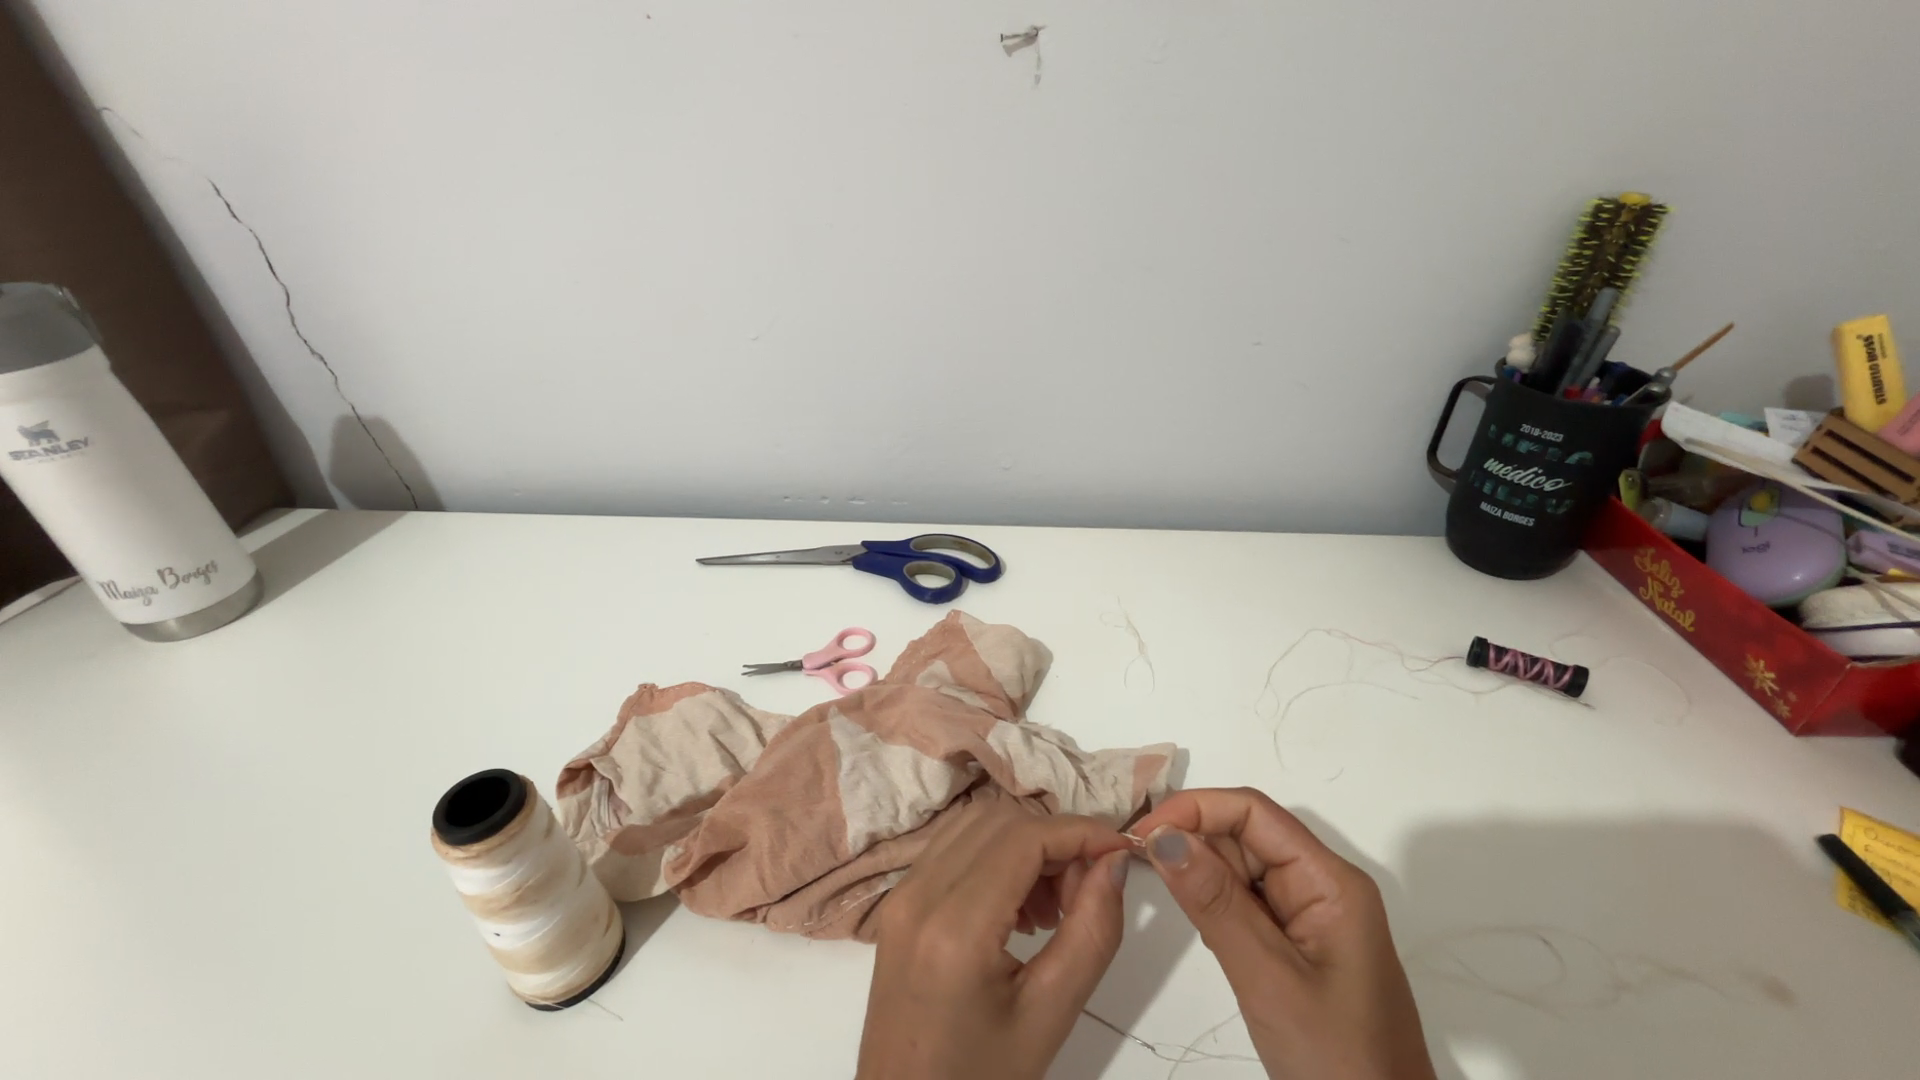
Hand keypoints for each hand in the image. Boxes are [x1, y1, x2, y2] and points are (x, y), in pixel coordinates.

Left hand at [856, 797, 1133, 1079]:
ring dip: (1025, 845)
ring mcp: (901, 893)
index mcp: (954, 926)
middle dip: (1055, 839)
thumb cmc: (983, 1075)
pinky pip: (953, 848)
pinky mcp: (898, 901)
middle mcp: (918, 894)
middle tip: (1087, 891)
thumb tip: (1114, 860)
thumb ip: (1092, 930)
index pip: (1024, 837)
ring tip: (1054, 908)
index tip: (1122, 851)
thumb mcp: (1051, 1012)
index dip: (1080, 831)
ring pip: (975, 825)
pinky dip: (995, 856)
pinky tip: (1018, 908)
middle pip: (999, 821)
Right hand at [1131, 788, 1436, 1079]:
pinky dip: (1213, 903)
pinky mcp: (1295, 944)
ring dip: (1198, 871)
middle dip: (1191, 837)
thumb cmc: (1337, 1059)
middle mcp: (1320, 886)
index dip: (1194, 809)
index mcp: (1328, 881)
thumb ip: (1214, 902)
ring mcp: (1308, 916)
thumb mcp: (1268, 978)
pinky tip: (1197, 922)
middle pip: (1245, 834)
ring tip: (1160, 889)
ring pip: (1240, 867)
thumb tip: (1162, 835)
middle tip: (1135, 861)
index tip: (1141, 834)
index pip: (1253, 813)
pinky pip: (1245, 902)